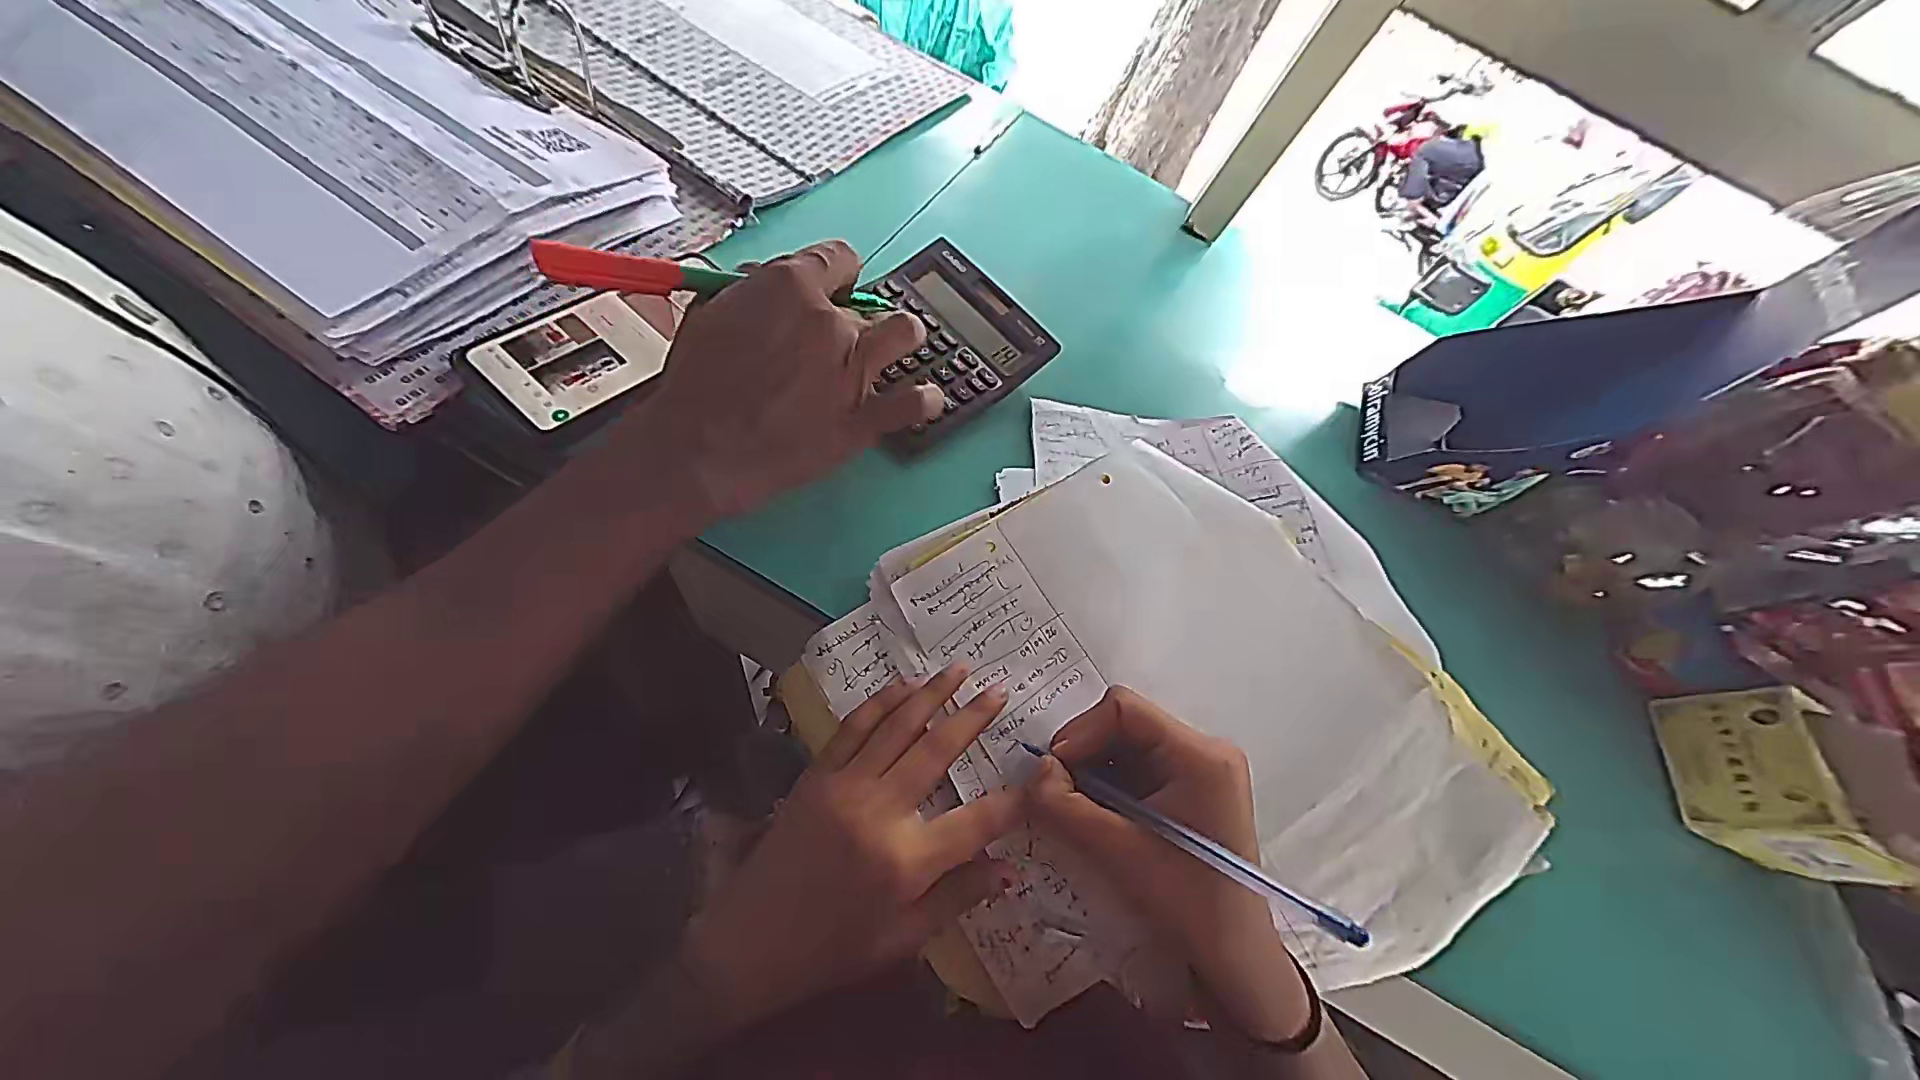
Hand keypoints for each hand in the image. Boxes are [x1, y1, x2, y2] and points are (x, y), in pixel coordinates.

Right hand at [616, 240, 938, 517]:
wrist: (697, 450)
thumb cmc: (695, 388)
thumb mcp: (709, 316)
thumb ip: (748, 294)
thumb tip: (764, 287)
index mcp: (790, 287)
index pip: (838, 259)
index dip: (836, 275)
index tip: (833, 288)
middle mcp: (830, 323)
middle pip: (866, 304)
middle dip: (855, 318)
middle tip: (842, 338)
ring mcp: (851, 372)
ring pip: (905, 334)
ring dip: (902, 339)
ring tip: (894, 350)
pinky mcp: (861, 419)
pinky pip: (915, 403)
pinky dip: (925, 400)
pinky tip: (925, 399)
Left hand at [675, 665, 1019, 1031]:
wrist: (747, 944)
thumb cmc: (831, 948)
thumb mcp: (902, 939)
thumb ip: (958, 897)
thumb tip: (1010, 870)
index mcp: (906, 860)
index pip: (976, 822)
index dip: (1011, 801)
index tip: (1033, 779)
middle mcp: (879, 811)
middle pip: (937, 750)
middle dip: (973, 717)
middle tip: (998, 692)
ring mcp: (844, 786)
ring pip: (897, 726)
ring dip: (931, 694)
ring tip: (958, 670)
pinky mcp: (816, 775)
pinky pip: (854, 728)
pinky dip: (881, 702)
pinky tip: (903, 686)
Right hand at [1027, 687, 1316, 1043]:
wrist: (1236, 959)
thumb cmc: (1187, 904)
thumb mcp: (1117, 851)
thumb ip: (1065, 805)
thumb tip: (1035, 769)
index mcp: (1200, 756)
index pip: (1124, 710)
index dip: (1080, 730)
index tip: (1053, 767)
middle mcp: (1205, 750)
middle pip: (1125, 724)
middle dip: (1084, 752)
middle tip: (1057, 788)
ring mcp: (1201, 768)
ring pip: (1127, 744)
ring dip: (1094, 769)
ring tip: (1075, 804)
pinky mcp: (1191, 786)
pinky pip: (1138, 766)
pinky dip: (1109, 783)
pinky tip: (1097, 812)